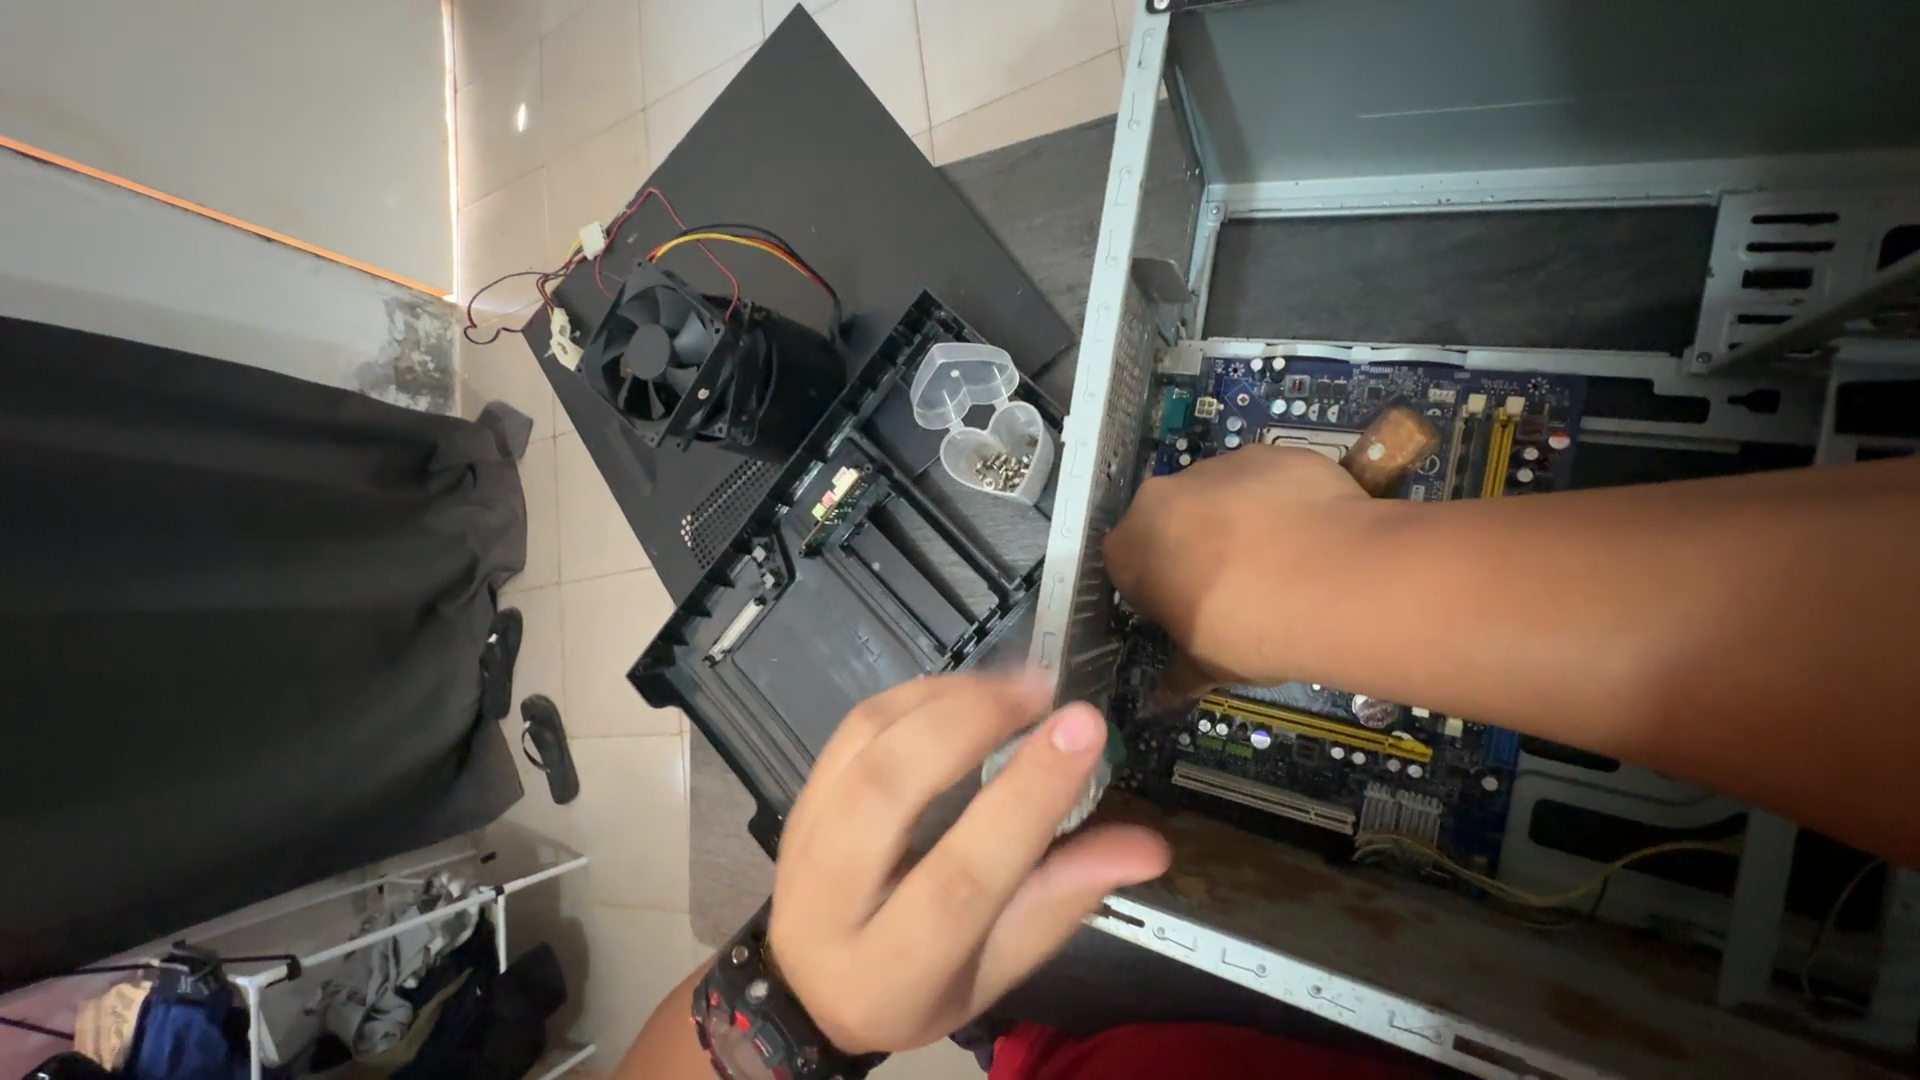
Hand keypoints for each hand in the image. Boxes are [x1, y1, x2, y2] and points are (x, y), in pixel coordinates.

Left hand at [767, 674, 1170, 1053]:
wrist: (812, 984)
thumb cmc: (921, 983)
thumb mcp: (997, 967)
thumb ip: (1061, 900)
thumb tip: (1148, 845)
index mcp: (891, 972)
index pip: (962, 878)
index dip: (1026, 796)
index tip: (1082, 726)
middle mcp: (829, 902)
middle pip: (890, 792)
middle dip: (971, 724)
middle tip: (1040, 691)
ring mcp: (802, 840)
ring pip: (865, 743)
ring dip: (945, 698)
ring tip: (1012, 685)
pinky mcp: (800, 796)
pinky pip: (854, 724)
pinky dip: (916, 694)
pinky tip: (965, 691)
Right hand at [1104, 446, 1373, 697]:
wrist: (1330, 580)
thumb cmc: (1244, 629)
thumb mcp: (1207, 665)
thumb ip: (1179, 675)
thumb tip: (1162, 699)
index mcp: (1128, 550)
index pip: (1130, 568)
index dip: (1159, 590)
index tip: (1188, 610)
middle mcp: (1159, 499)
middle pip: (1169, 522)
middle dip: (1193, 547)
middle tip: (1233, 586)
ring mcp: (1215, 468)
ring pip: (1215, 496)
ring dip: (1235, 521)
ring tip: (1281, 560)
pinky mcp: (1268, 454)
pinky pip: (1264, 480)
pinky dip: (1278, 501)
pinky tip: (1308, 535)